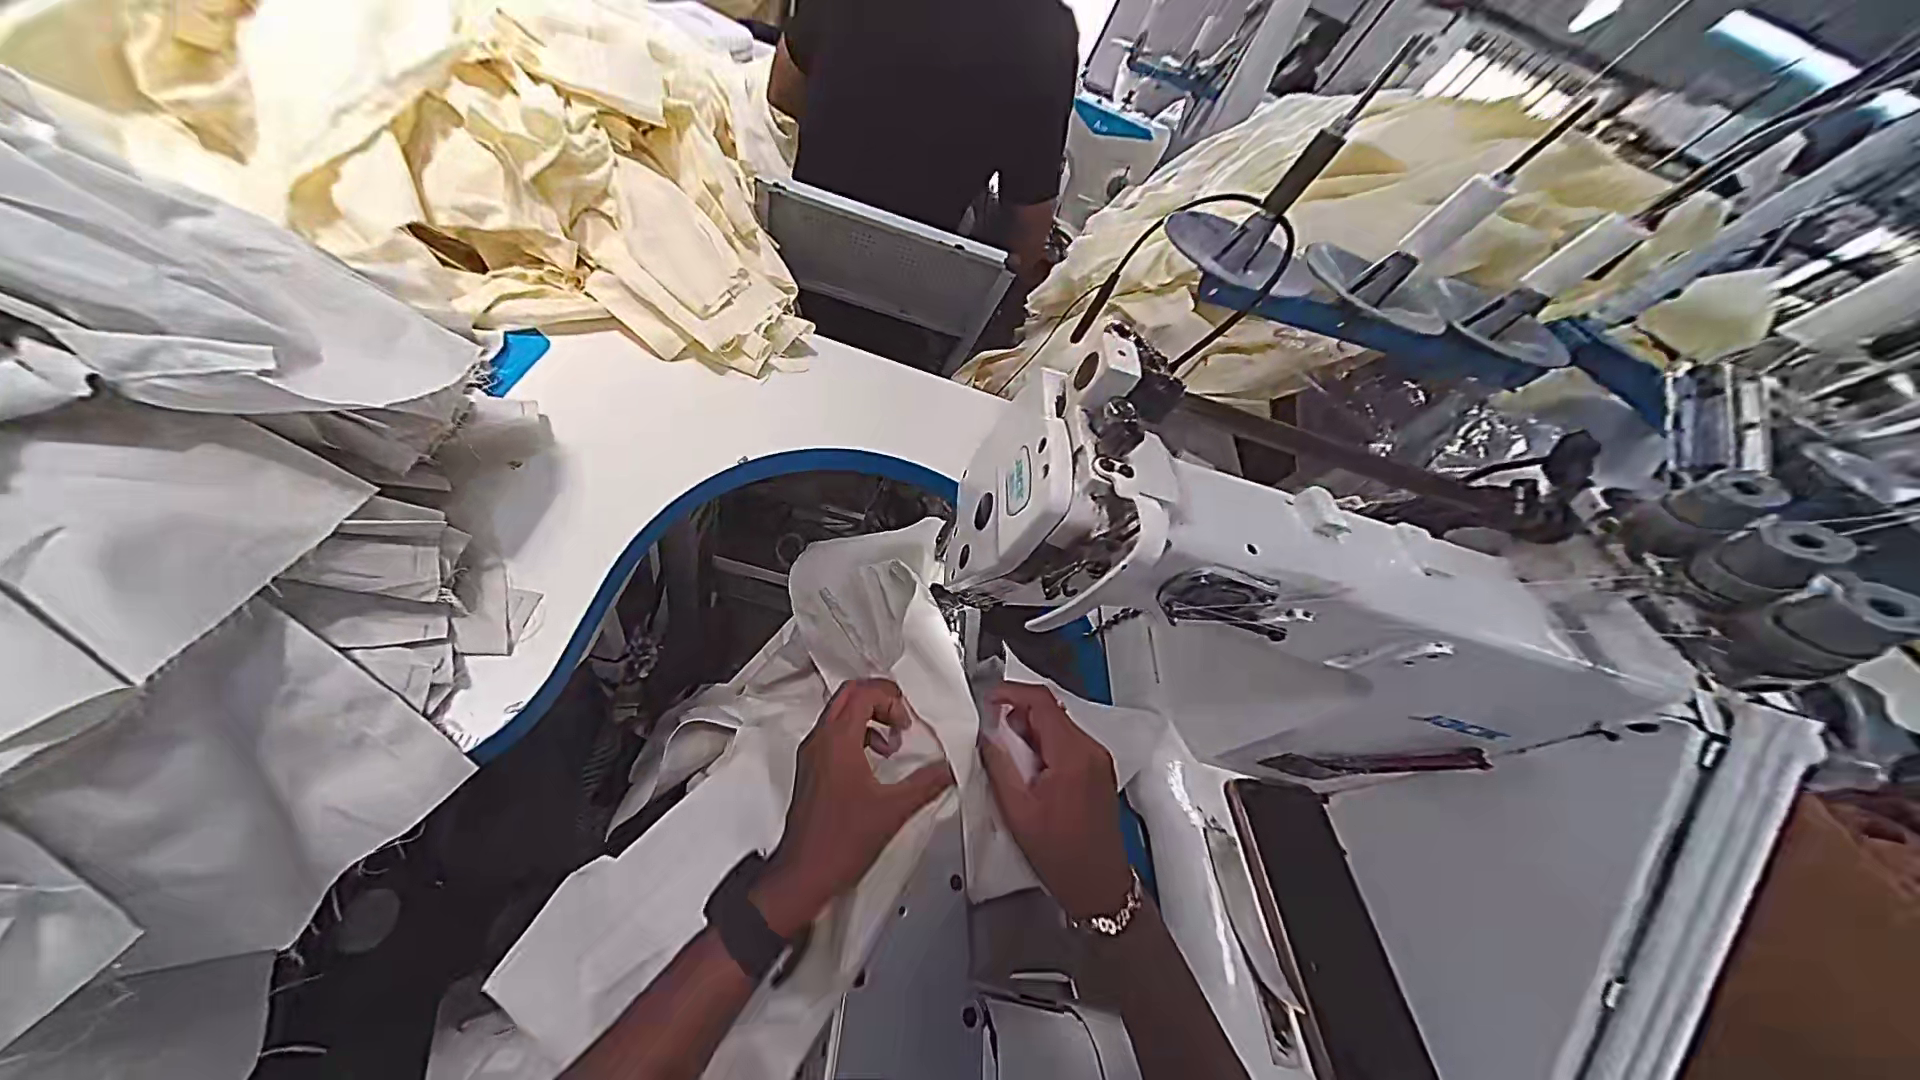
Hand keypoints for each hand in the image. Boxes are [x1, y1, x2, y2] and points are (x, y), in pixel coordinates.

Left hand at [752, 679, 952, 937]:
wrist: (803, 875)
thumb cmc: (836, 844)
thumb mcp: (893, 810)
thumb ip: (926, 783)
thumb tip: (947, 770)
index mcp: (837, 741)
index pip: (862, 693)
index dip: (890, 698)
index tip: (906, 719)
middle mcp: (820, 742)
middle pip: (848, 695)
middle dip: (879, 699)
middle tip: (901, 716)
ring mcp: (812, 755)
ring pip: (839, 714)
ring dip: (868, 717)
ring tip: (891, 742)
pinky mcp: (811, 770)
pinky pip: (833, 735)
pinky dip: (857, 735)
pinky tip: (874, 761)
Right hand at [977, 682, 1133, 920]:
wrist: (1098, 885)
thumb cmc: (1061, 854)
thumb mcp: (1017, 808)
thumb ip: (999, 762)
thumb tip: (986, 733)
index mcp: (1073, 754)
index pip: (1042, 702)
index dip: (1012, 693)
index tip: (990, 700)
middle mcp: (1091, 749)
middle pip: (1050, 711)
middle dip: (1018, 718)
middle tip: (996, 740)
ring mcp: (1098, 758)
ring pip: (1057, 725)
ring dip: (1030, 733)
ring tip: (1013, 763)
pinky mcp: (1097, 768)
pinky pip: (1066, 741)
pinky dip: (1045, 746)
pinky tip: (1032, 773)